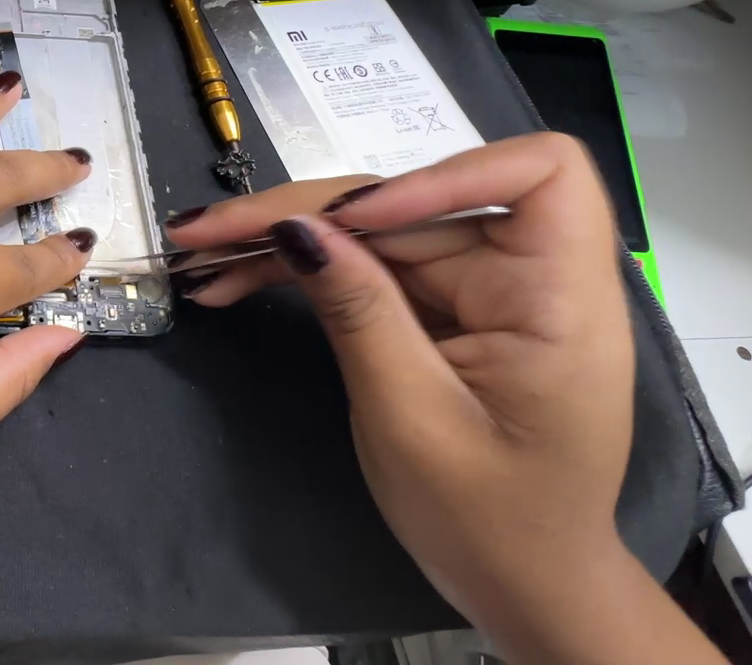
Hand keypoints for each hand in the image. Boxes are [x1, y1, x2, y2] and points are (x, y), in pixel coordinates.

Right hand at [164, 135, 702, 658]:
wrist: (512, 577)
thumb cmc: (488, 517)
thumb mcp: (412, 418)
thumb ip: (359, 313)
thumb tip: (293, 227)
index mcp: (556, 299)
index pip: (537, 174)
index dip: (440, 176)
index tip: (355, 219)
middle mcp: (513, 273)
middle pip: (401, 200)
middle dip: (299, 212)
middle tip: (201, 234)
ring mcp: (462, 285)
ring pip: (358, 229)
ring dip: (273, 237)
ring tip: (196, 254)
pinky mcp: (422, 301)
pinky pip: (349, 264)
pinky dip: (287, 269)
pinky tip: (227, 280)